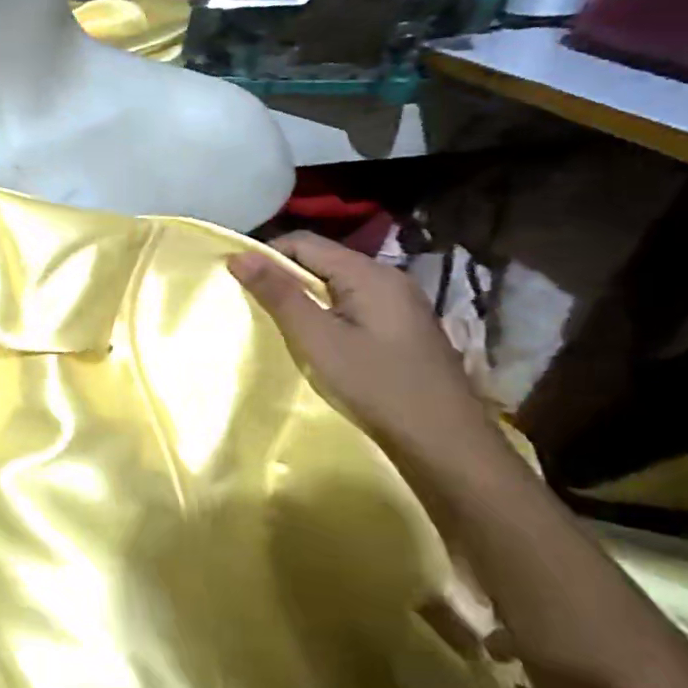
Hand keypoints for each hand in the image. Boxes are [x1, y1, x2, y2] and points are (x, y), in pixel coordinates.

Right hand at [229, 232, 496, 460]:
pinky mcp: (408, 327)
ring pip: (340, 283)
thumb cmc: (376, 387)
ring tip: (286, 325)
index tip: (241, 282)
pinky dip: (332, 313)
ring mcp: (403, 303)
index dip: (268, 255)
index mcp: (369, 273)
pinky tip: (324, 342)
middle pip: (324, 259)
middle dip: (287, 276)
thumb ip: (279, 294)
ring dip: (309, 297)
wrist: (448, 445)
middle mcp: (389, 277)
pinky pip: (358, 304)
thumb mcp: (317, 339)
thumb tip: (239, 255)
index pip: (304, 241)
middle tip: (259, 307)